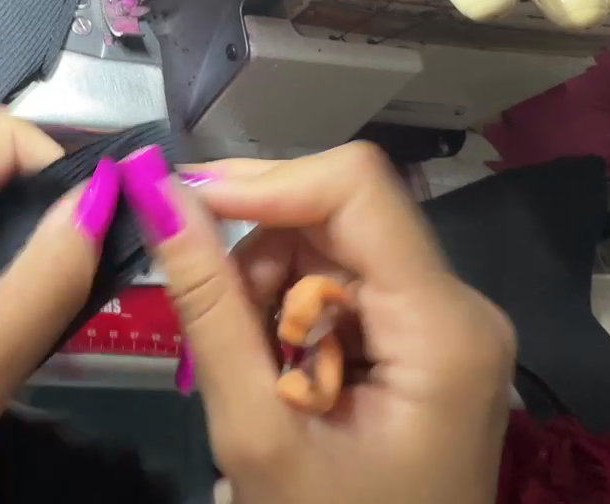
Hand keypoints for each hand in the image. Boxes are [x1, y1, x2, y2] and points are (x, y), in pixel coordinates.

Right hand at [118, 143, 515, 503]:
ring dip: (260, 275)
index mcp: (442, 327)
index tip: (187, 210)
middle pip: (335, 207)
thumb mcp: (254, 426)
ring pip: (322, 235)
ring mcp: (438, 316)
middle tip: (206, 303)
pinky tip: (270, 358)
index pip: (353, 187)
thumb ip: (206, 300)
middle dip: (255, 243)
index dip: (264, 182)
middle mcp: (454, 303)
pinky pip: (329, 271)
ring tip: (245, 353)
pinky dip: (279, 298)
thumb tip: (155, 190)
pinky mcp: (415, 331)